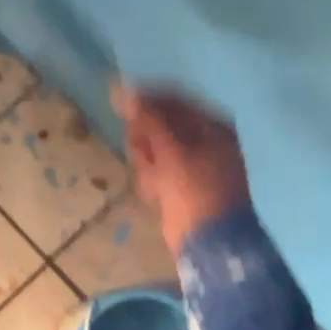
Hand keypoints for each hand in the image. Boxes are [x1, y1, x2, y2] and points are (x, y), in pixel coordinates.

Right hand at [113, 82, 250, 253]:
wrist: (208, 240)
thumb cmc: (195, 189)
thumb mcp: (172, 149)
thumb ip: (148, 119)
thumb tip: (122, 89)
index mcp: (210, 124)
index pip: (172, 99)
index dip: (145, 101)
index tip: (120, 106)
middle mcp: (202, 139)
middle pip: (158, 125)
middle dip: (145, 140)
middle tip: (143, 153)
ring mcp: (189, 163)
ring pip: (151, 149)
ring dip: (146, 164)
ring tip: (154, 182)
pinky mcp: (177, 184)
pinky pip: (153, 172)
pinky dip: (150, 181)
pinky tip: (156, 195)